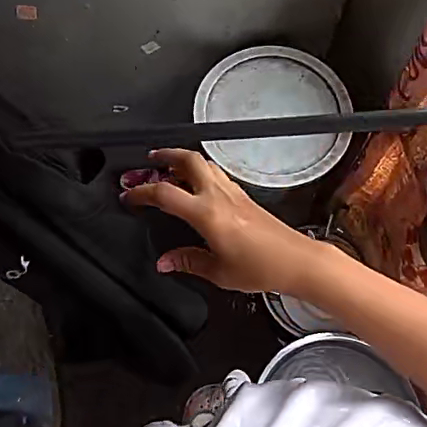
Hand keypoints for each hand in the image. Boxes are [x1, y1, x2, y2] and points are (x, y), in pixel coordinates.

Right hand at [120, 148, 329, 294]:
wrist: (296, 260)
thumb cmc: (262, 266)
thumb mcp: (218, 271)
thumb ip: (188, 262)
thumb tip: (166, 262)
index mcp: (207, 214)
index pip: (164, 193)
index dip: (141, 192)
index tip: (129, 195)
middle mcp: (219, 196)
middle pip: (188, 160)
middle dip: (165, 155)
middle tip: (149, 159)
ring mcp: (234, 193)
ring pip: (204, 163)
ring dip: (183, 160)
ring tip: (169, 167)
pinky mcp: (244, 197)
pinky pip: (217, 175)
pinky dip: (200, 172)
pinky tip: (198, 184)